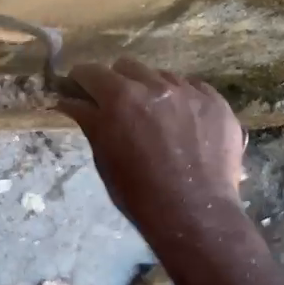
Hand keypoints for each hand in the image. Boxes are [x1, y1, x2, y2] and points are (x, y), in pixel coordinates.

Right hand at [58, 60, 245, 242]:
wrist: (195, 218)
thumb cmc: (138, 191)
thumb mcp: (103, 154)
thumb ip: (86, 118)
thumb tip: (66, 99)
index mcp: (119, 96)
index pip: (90, 71)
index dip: (81, 81)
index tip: (81, 91)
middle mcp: (154, 85)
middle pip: (127, 66)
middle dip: (118, 82)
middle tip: (120, 107)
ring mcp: (189, 93)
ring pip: (161, 75)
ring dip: (152, 90)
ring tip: (157, 117)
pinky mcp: (217, 105)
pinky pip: (194, 88)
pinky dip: (184, 100)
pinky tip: (184, 123)